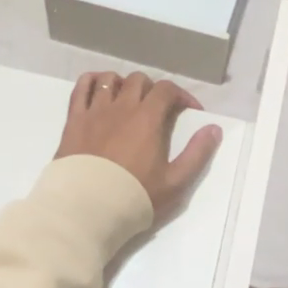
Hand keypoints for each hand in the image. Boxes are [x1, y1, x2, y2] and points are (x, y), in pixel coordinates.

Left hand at [55, 71, 221, 219]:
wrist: (87, 208)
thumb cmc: (134, 196)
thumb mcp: (175, 182)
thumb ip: (197, 154)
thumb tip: (214, 129)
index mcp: (147, 119)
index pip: (166, 90)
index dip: (181, 95)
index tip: (189, 111)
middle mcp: (121, 107)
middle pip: (138, 80)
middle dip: (152, 89)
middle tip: (157, 109)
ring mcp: (94, 112)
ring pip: (109, 80)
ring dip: (122, 83)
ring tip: (127, 99)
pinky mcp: (73, 120)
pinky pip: (80, 89)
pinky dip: (91, 81)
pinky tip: (96, 88)